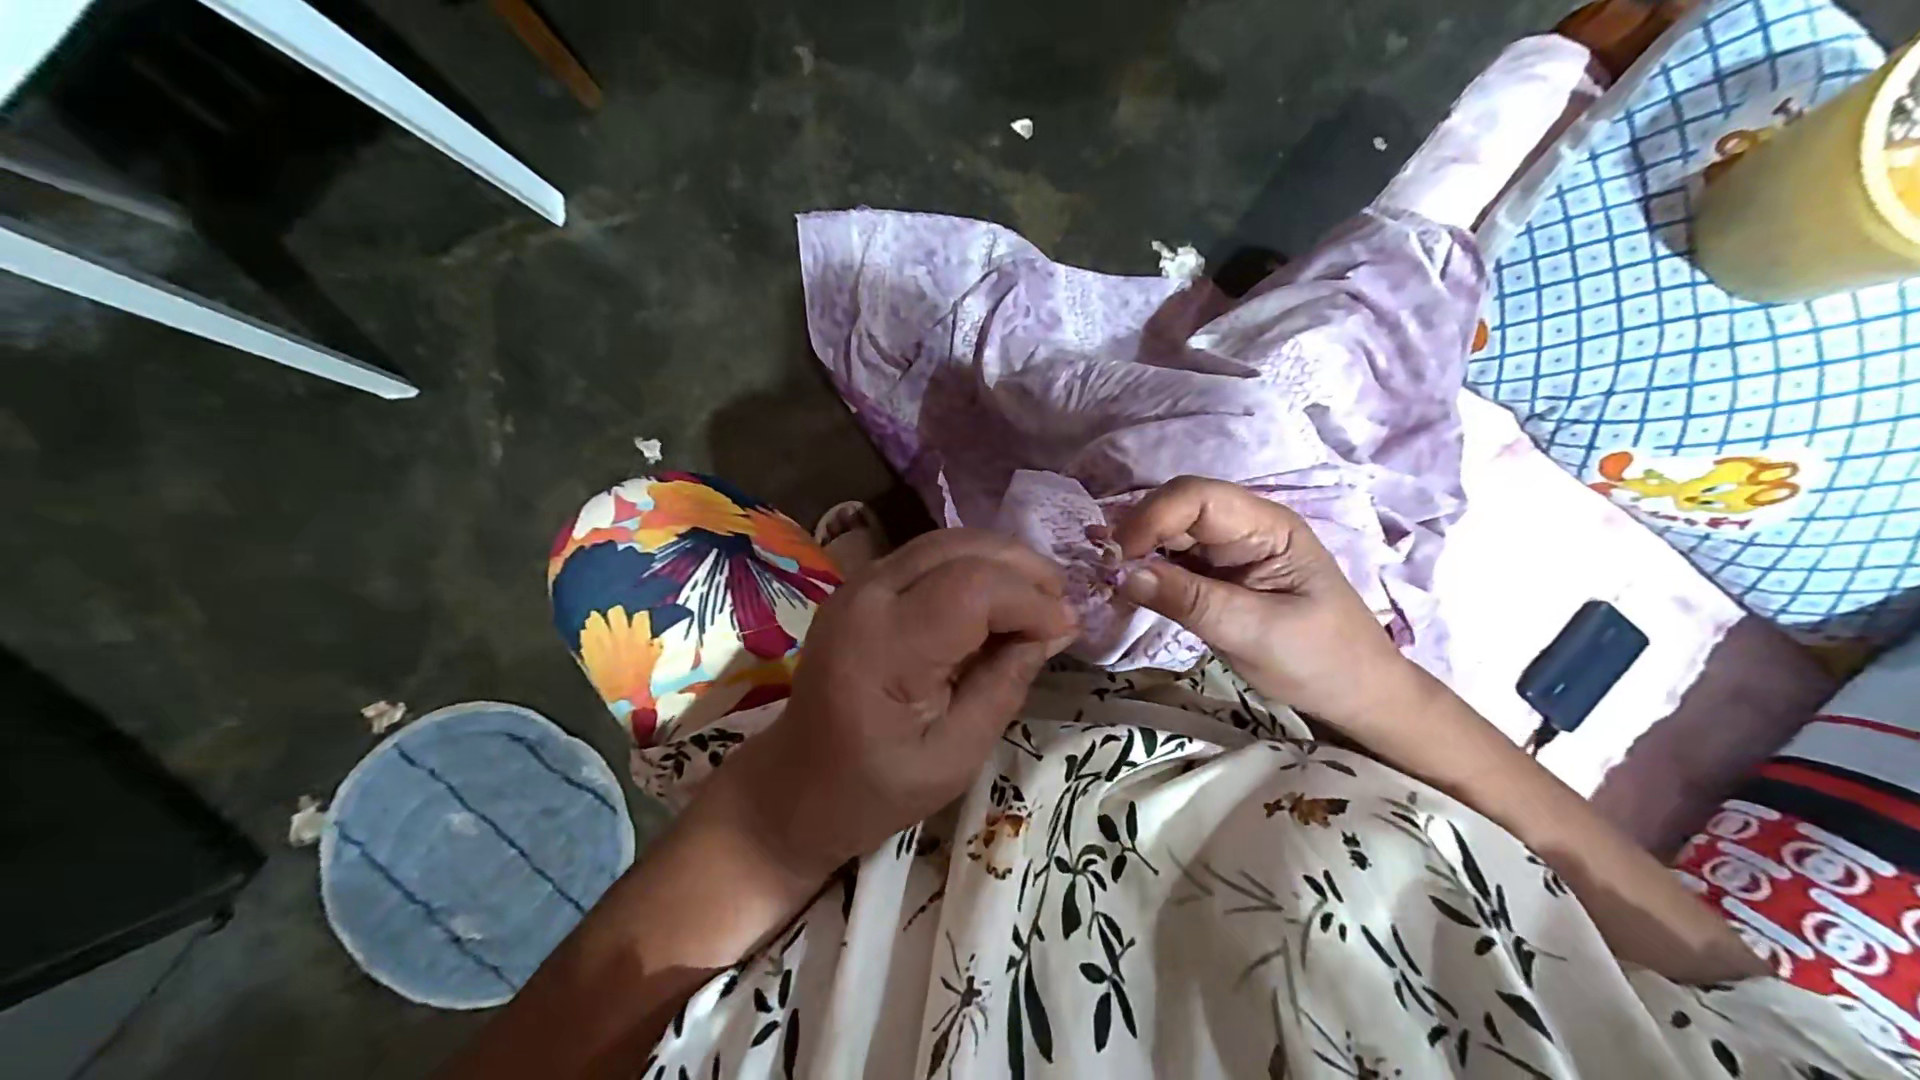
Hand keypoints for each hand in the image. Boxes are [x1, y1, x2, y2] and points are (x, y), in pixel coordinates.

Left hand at [707, 528, 1077, 882]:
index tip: (1067, 629)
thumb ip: (1006, 683)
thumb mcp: (956, 754)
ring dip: (998, 560)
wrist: (795, 785)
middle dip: (1021, 567)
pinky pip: (926, 555)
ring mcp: (856, 585)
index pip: (973, 588)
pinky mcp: (859, 587)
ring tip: (1037, 597)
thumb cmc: (876, 787)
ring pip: (944, 542)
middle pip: (959, 549)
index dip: (1030, 599)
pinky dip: (970, 565)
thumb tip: (1056, 627)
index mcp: (885, 648)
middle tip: (1061, 604)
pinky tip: (996, 596)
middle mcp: (866, 598)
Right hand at [1110, 476, 1412, 728]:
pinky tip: (1123, 585)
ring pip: (1167, 533)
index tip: (1117, 558)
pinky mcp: (1214, 576)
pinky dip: (1143, 571)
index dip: (1151, 517)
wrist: (1356, 695)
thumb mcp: (1255, 633)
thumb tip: (1122, 573)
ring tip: (1104, 578)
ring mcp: (1227, 551)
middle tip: (1102, 570)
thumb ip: (1190, 600)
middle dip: (1136, 532)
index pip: (1196, 497)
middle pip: (1175, 508)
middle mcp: (1242, 528)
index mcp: (1267, 527)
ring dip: (1134, 551)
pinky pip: (1170, 561)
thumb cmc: (1321, 660)